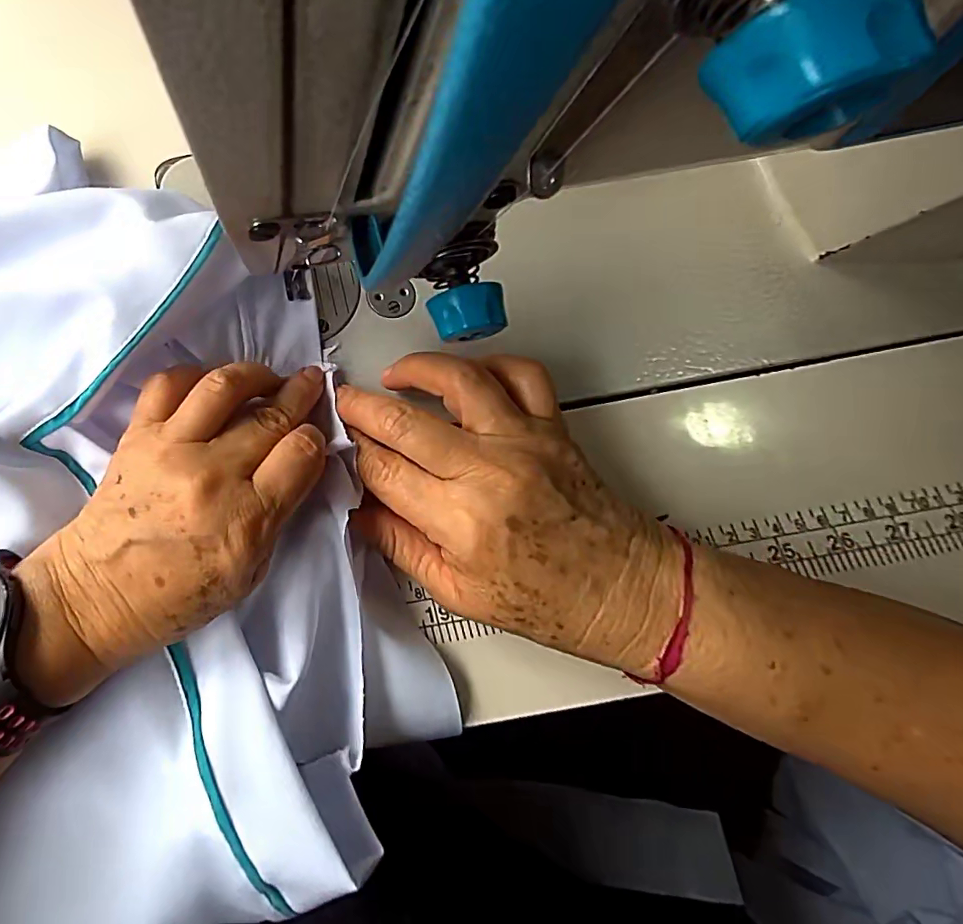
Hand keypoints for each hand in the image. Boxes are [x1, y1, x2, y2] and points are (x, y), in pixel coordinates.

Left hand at [17, 363, 328, 703]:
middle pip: (269, 416)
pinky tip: (208, 383)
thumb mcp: (249, 571)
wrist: (101, 589)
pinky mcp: (137, 435)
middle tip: (307, 383)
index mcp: (246, 517)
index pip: (300, 453)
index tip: (314, 432)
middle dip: (297, 394)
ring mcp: (170, 449)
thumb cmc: (178, 594)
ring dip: (253, 373)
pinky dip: (193, 374)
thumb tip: (297, 463)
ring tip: (265, 377)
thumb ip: (277, 515)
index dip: (314, 436)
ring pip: (222, 387)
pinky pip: (167, 385)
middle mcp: (211, 474)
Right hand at [336, 352, 682, 675]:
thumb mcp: (453, 589)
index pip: (379, 469)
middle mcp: (489, 472)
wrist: (626, 591)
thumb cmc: (547, 599)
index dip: (349, 453)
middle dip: (359, 407)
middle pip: (402, 421)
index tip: (336, 445)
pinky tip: (463, 376)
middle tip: (342, 403)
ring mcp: (523, 443)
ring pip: (458, 381)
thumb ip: (397, 542)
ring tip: (392, 376)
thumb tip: (357, 508)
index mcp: (460, 520)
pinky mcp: (550, 429)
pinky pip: (520, 374)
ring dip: (415, 369)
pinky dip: (488, 364)